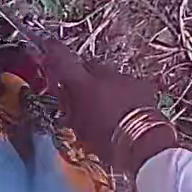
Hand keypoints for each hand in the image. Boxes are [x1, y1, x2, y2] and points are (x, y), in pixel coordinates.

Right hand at [36, 38, 178, 172]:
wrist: (144, 147)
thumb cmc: (107, 142)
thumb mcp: (78, 127)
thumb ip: (69, 105)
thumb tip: (63, 93)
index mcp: (84, 84)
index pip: (63, 60)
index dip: (53, 50)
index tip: (47, 45)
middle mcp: (105, 75)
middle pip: (88, 66)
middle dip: (81, 75)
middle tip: (77, 92)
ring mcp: (126, 78)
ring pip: (108, 75)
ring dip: (103, 85)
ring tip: (102, 106)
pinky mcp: (143, 86)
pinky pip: (126, 84)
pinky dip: (122, 92)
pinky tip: (122, 109)